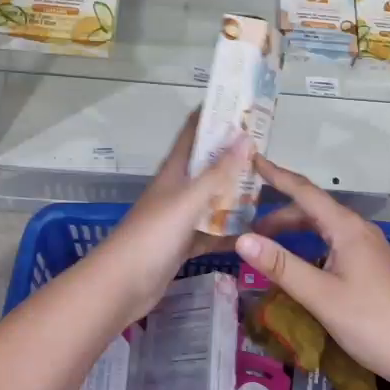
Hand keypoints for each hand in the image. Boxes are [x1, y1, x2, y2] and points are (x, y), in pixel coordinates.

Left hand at [94, 111, 251, 315]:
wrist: (122, 285)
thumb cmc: (153, 235)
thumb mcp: (188, 200)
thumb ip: (217, 173)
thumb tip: (245, 136)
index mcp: (174, 171)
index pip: (193, 132)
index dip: (212, 115)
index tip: (240, 103)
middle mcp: (177, 189)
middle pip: (207, 165)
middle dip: (232, 155)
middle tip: (265, 147)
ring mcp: (179, 218)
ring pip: (211, 199)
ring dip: (234, 193)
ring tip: (266, 186)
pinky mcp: (182, 245)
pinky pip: (211, 232)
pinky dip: (229, 231)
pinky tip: (253, 232)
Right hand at [236, 157, 389, 385]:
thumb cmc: (371, 322)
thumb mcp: (320, 295)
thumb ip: (281, 266)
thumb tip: (242, 239)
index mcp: (346, 227)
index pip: (304, 191)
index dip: (277, 174)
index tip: (254, 158)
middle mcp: (357, 228)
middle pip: (312, 209)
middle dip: (279, 212)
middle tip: (247, 220)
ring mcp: (368, 246)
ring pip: (324, 227)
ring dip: (295, 229)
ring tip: (266, 241)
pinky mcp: (372, 265)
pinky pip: (334, 241)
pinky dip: (310, 243)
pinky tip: (300, 262)